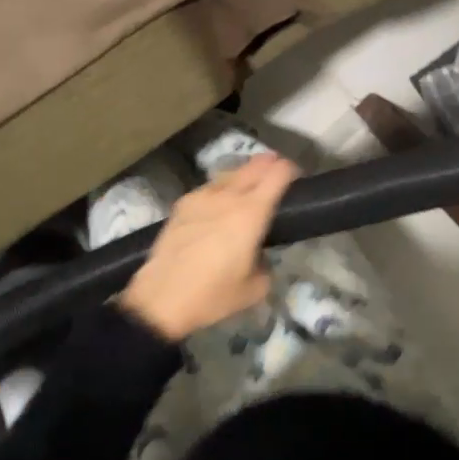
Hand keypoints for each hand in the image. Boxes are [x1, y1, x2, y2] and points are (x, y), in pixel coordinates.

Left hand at [117, 153, 297, 340]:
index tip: (295, 175)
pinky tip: (219, 200)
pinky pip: (209, 187)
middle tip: (277, 169)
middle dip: (268, 163)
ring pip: (230, 173)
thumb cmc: (213, 294)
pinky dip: (221, 187)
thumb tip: (258, 255)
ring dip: (244, 173)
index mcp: (252, 213)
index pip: (277, 175)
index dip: (289, 170)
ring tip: (249, 182)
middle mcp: (228, 196)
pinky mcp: (183, 203)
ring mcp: (202, 196)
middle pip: (253, 167)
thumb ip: (265, 265)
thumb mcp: (254, 289)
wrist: (163, 296)